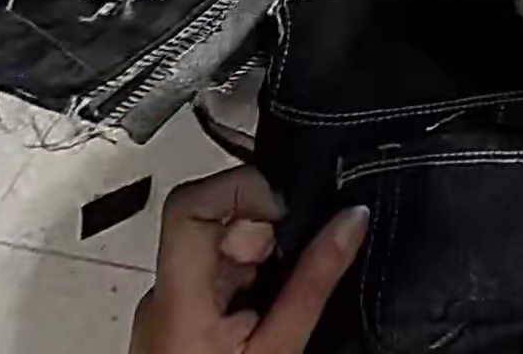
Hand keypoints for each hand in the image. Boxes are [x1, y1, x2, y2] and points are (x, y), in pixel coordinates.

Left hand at [131, 166, 368, 353]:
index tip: (288, 208)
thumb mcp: (279, 352)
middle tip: (304, 255)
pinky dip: (261, 269)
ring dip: (271, 250)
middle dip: (271, 225)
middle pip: (218, 219)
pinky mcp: (184, 317)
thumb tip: (355, 211)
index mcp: (178, 297)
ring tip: (292, 286)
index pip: (189, 206)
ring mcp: (172, 304)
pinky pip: (226, 268)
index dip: (242, 186)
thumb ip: (315, 279)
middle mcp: (166, 291)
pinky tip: (277, 301)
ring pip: (227, 243)